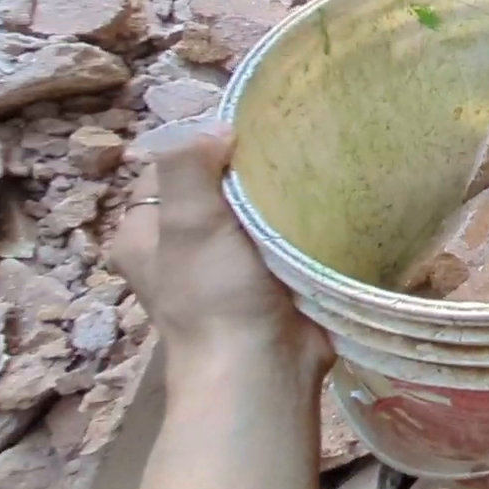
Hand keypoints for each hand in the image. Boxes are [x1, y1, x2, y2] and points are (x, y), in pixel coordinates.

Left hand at [111, 121, 332, 383]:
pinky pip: (298, 231)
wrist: (266, 362)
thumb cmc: (218, 295)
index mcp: (147, 233)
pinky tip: (341, 206)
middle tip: (306, 151)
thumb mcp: (190, 227)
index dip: (216, 148)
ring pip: (266, 209)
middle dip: (264, 171)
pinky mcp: (280, 273)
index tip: (263, 134)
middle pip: (228, 187)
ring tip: (331, 173)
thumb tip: (217, 126)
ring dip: (296, 195)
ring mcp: (236, 262)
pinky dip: (316, 219)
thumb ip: (189, 171)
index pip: (181, 169)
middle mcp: (187, 245)